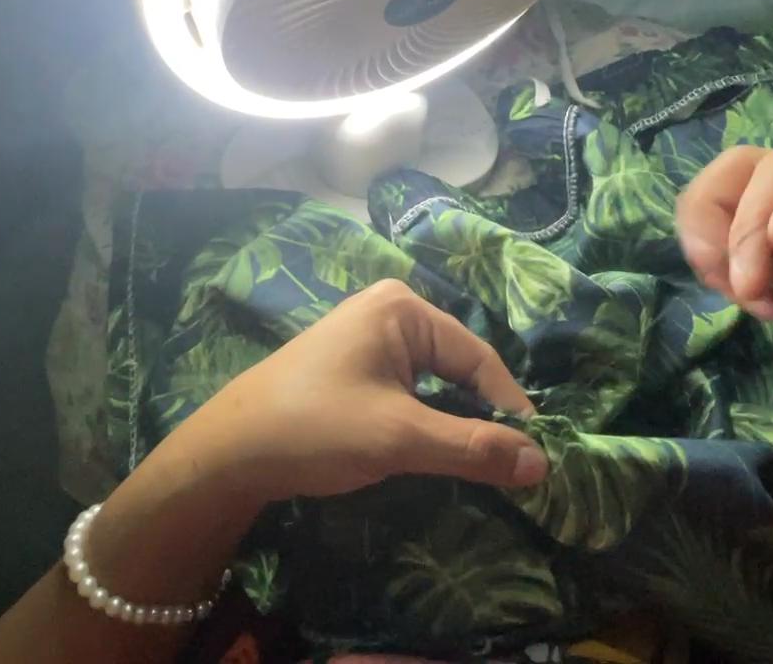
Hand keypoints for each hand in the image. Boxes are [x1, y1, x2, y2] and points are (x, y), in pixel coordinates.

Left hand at [154, 280, 548, 503]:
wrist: (229, 451)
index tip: (536, 456)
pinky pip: (409, 385)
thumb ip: (472, 447)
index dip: (509, 406)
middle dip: (481, 413)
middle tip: (510, 464)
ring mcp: (369, 335)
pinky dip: (428, 416)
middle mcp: (390, 310)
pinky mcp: (355, 362)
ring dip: (455, 418)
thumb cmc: (316, 428)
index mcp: (403, 308)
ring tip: (479, 461)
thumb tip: (543, 462)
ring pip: (433, 379)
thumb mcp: (399, 437)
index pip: (477, 356)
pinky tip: (436, 446)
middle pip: (457, 364)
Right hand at [675, 145, 772, 457]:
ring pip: (741, 202)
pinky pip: (758, 245)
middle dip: (724, 221)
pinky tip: (752, 300)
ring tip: (737, 295)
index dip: (754, 220)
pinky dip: (735, 264)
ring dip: (720, 239)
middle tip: (734, 287)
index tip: (753, 290)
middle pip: (752, 170)